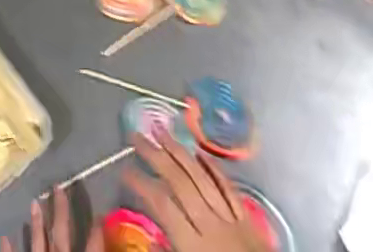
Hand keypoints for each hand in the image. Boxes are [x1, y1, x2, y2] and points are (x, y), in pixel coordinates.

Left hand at [4, 187, 101, 251]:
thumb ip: (95, 250)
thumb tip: (110, 240)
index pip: (92, 247)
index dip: (97, 230)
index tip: (100, 211)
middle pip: (61, 236)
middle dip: (60, 211)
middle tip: (57, 186)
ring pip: (38, 243)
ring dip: (36, 224)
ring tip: (34, 202)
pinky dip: (9, 250)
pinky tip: (4, 237)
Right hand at [120, 135, 262, 251]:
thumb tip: (149, 238)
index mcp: (194, 246)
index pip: (163, 206)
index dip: (142, 184)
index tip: (124, 169)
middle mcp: (212, 225)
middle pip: (180, 183)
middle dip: (157, 156)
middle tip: (137, 136)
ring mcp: (232, 219)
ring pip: (202, 178)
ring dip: (180, 152)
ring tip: (162, 131)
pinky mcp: (248, 220)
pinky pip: (229, 188)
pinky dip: (214, 168)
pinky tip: (200, 152)